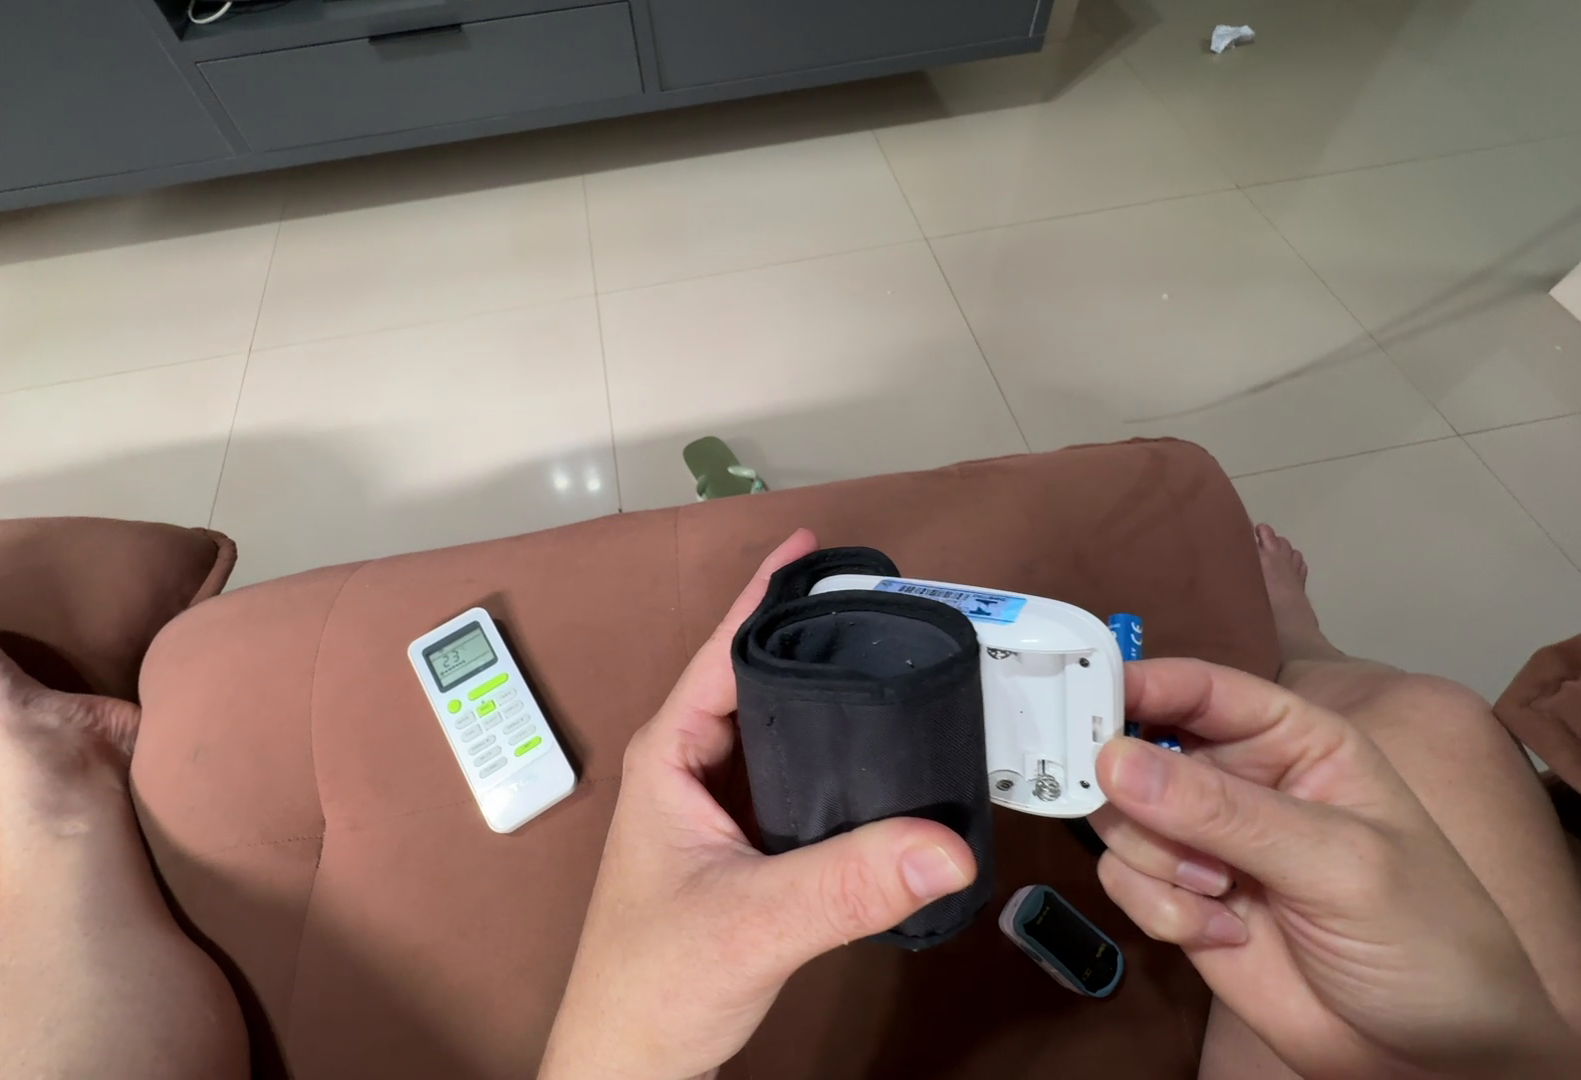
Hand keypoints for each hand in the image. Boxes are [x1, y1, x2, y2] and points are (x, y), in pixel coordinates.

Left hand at [538, 529, 976, 1079]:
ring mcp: (715, 796)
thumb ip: (847, 884)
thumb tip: (949, 845)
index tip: (808, 547)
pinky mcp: (742, 831)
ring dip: (819, 688)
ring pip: (773, 721)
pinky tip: (872, 743)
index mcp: (670, 751)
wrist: (631, 1064)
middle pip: (751, 675)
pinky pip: (790, 766)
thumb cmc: (654, 984)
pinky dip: (828, 745)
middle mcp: (690, 759)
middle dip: (804, 632)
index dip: (764, 595)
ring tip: (883, 655)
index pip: (721, 651)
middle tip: (874, 601)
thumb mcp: (752, 923)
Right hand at [1090, 659, 1580, 1078]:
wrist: (1427, 1068)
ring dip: (1156, 857)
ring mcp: (1194, 834)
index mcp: (1287, 739)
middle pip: (1135, 743)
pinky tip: (1217, 931)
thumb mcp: (1340, 865)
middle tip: (1119, 803)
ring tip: (1218, 892)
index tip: (1079, 691)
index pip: (1200, 689)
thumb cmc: (1425, 944)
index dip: (1140, 682)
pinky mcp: (1170, 889)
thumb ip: (1223, 810)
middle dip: (1123, 779)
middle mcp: (1230, 775)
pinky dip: (1156, 905)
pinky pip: (1119, 873)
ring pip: (1117, 811)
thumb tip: (1110, 760)